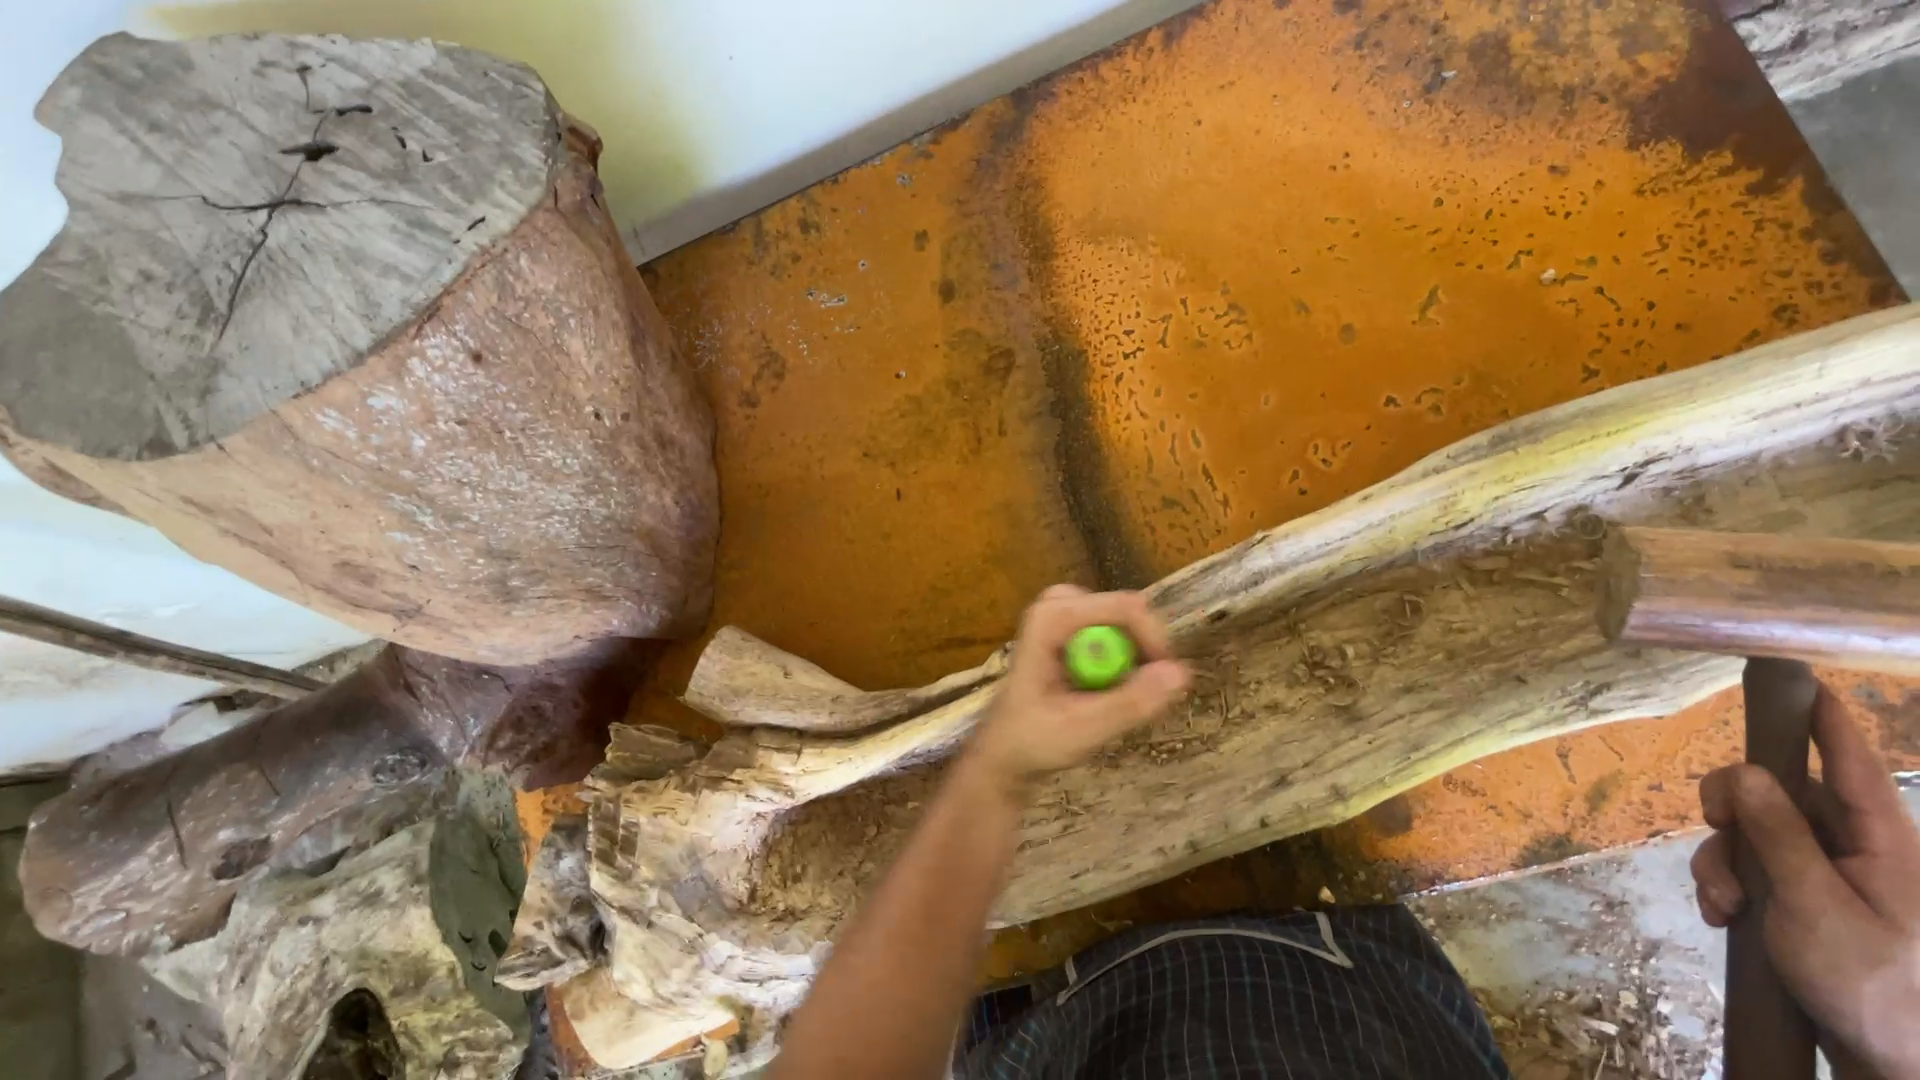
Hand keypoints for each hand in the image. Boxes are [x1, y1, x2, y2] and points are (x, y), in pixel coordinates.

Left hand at [966, 585, 1190, 799]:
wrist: (1005, 754)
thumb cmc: (1033, 741)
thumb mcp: (1084, 729)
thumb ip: (1130, 702)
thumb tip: (1181, 673)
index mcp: (1051, 618)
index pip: (1124, 608)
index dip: (1154, 640)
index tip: (1166, 680)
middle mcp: (1057, 606)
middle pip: (1128, 612)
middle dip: (1142, 653)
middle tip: (1139, 696)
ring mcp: (1064, 616)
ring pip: (1126, 626)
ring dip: (1133, 663)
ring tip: (1114, 702)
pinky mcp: (1073, 632)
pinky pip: (1117, 637)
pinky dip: (1122, 666)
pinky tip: (1105, 695)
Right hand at [1691, 685, 1919, 1078]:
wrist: (1892, 1064)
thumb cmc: (1873, 983)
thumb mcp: (1817, 908)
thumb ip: (1781, 837)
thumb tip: (1746, 771)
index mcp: (1885, 843)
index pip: (1854, 764)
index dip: (1826, 719)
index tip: (1799, 677)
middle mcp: (1857, 848)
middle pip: (1779, 791)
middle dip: (1733, 810)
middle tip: (1715, 830)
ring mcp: (1829, 874)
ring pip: (1752, 832)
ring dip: (1722, 861)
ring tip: (1723, 904)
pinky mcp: (1804, 898)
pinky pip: (1749, 868)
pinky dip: (1726, 886)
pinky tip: (1724, 916)